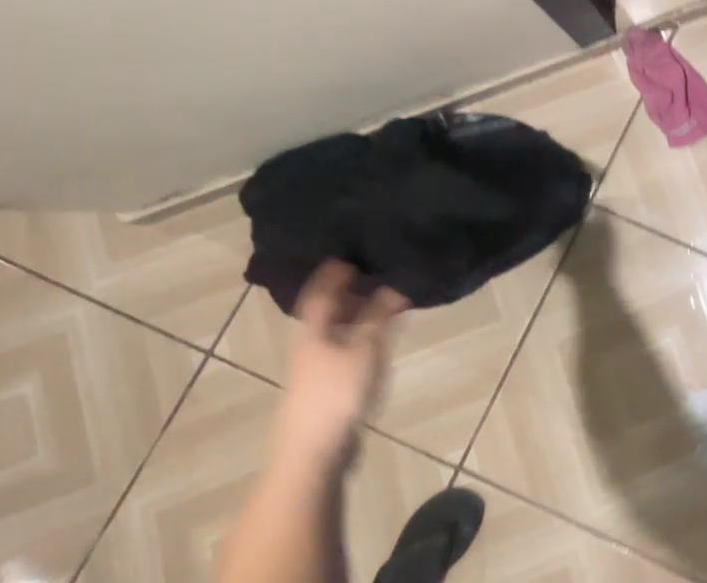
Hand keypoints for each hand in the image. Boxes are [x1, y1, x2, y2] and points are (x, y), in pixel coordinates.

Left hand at [273, 261, 407, 470]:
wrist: (311, 454)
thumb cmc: (335, 394)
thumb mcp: (365, 349)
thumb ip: (381, 316)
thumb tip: (397, 283)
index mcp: (312, 330)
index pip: (320, 291)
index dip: (333, 271)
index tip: (352, 253)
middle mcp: (309, 344)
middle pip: (327, 310)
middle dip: (349, 291)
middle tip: (377, 272)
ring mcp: (316, 369)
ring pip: (336, 330)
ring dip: (356, 314)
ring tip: (385, 300)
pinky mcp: (327, 388)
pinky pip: (344, 349)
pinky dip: (360, 336)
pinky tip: (378, 339)